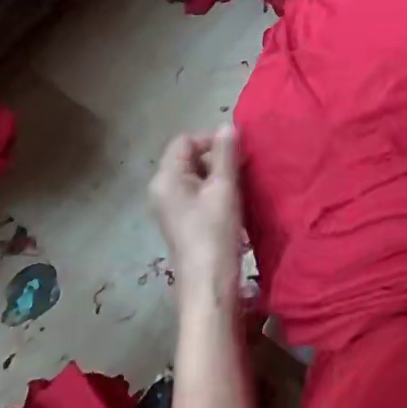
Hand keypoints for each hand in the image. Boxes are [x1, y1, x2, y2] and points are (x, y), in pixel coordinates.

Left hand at [148, 126, 243, 302]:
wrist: (208, 282)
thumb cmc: (214, 231)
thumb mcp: (224, 187)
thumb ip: (226, 154)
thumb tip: (228, 125)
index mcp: (166, 178)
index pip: (186, 140)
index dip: (212, 140)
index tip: (238, 152)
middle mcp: (162, 189)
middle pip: (190, 158)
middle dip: (218, 158)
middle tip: (244, 169)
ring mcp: (170, 207)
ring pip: (196, 177)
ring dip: (220, 176)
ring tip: (242, 186)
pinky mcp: (182, 221)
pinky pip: (198, 194)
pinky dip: (216, 192)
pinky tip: (234, 204)